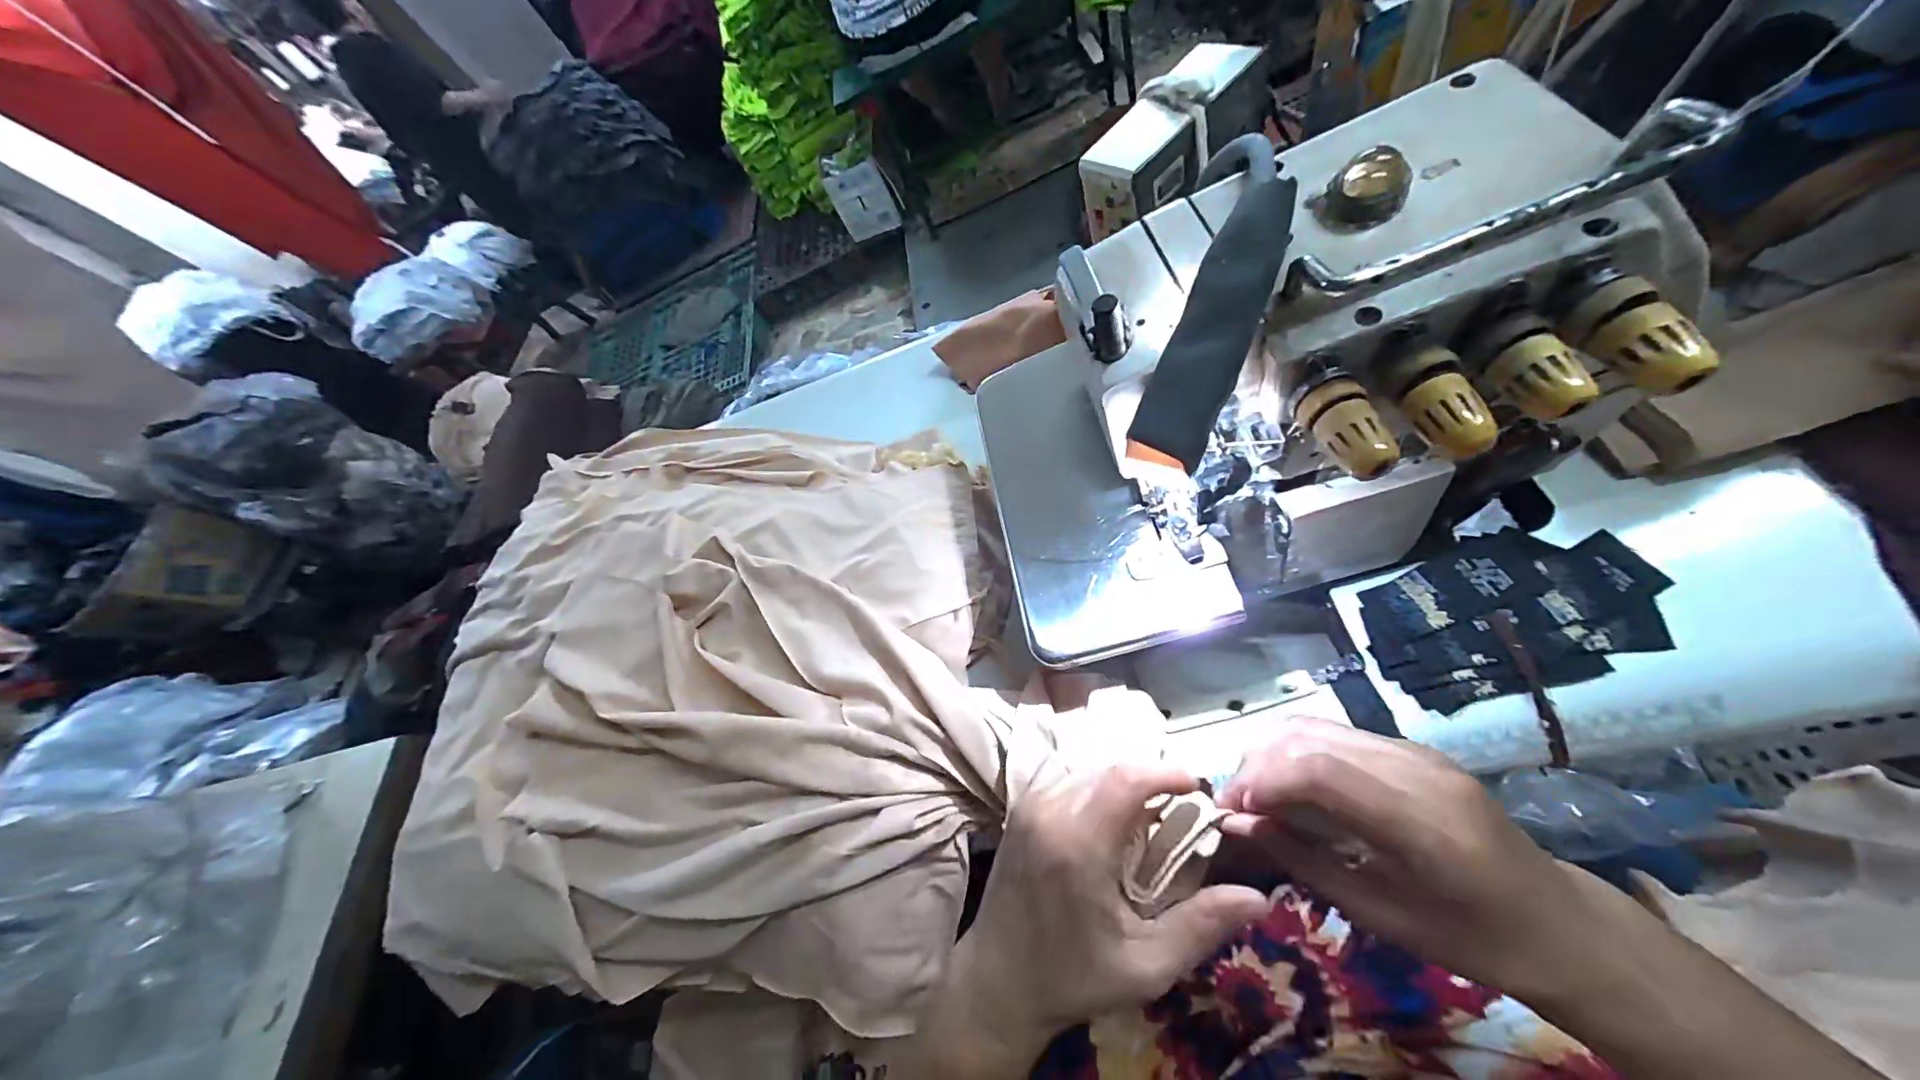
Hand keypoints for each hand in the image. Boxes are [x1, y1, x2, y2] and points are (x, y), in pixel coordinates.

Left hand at [910, 764, 1268, 1076]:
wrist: (997, 981)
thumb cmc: (1072, 976)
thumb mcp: (1146, 965)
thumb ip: (1201, 926)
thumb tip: (1257, 897)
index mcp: (1077, 843)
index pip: (1126, 779)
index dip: (1166, 773)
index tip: (1198, 788)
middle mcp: (1048, 811)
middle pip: (1109, 769)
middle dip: (1150, 778)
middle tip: (1182, 806)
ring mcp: (1028, 807)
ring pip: (1087, 770)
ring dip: (1123, 782)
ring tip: (1153, 814)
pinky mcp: (1019, 811)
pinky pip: (1066, 781)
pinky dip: (1097, 788)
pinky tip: (1113, 819)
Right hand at [1218, 719, 1609, 1000]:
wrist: (1559, 924)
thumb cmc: (1473, 939)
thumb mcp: (1381, 915)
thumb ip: (1303, 861)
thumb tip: (1237, 825)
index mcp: (1419, 820)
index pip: (1317, 770)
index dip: (1261, 781)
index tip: (1231, 813)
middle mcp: (1416, 768)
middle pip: (1308, 737)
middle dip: (1256, 765)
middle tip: (1236, 806)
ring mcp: (1416, 752)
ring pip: (1316, 727)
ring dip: (1273, 754)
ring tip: (1256, 795)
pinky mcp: (1412, 749)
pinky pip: (1337, 735)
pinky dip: (1299, 753)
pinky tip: (1291, 786)